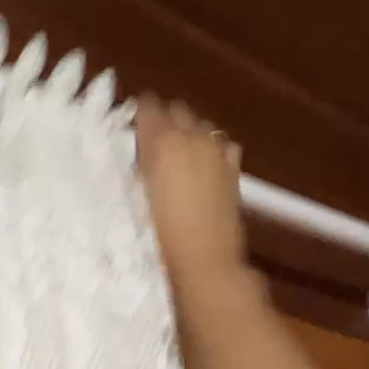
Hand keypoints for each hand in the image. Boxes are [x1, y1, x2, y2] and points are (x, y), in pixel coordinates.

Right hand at [134, 94, 249, 292]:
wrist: (205, 260)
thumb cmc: (160, 236)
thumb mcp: (137, 197)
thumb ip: (140, 165)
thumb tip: (141, 151)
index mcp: (162, 142)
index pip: (148, 108)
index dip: (141, 114)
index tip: (134, 125)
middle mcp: (191, 137)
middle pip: (177, 110)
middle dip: (166, 120)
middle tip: (154, 142)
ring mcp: (217, 150)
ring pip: (201, 124)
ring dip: (189, 132)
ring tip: (180, 154)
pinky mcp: (234, 166)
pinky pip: (222, 143)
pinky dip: (212, 148)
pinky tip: (206, 165)